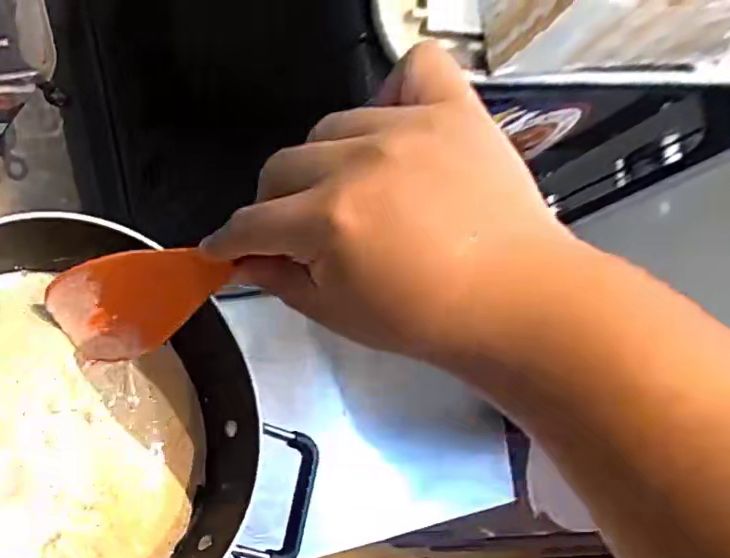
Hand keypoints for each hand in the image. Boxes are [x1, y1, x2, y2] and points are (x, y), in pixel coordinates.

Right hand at [201, 43, 583, 369]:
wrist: (508, 298)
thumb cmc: (417, 317)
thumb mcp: (331, 311)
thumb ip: (278, 279)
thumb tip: (243, 261)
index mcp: (325, 221)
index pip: (250, 223)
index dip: (226, 241)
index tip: (221, 249)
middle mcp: (357, 163)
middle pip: (279, 167)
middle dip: (271, 204)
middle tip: (292, 232)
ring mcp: (407, 128)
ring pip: (328, 126)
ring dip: (321, 161)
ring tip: (346, 191)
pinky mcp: (453, 109)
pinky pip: (412, 68)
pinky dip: (392, 93)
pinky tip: (391, 129)